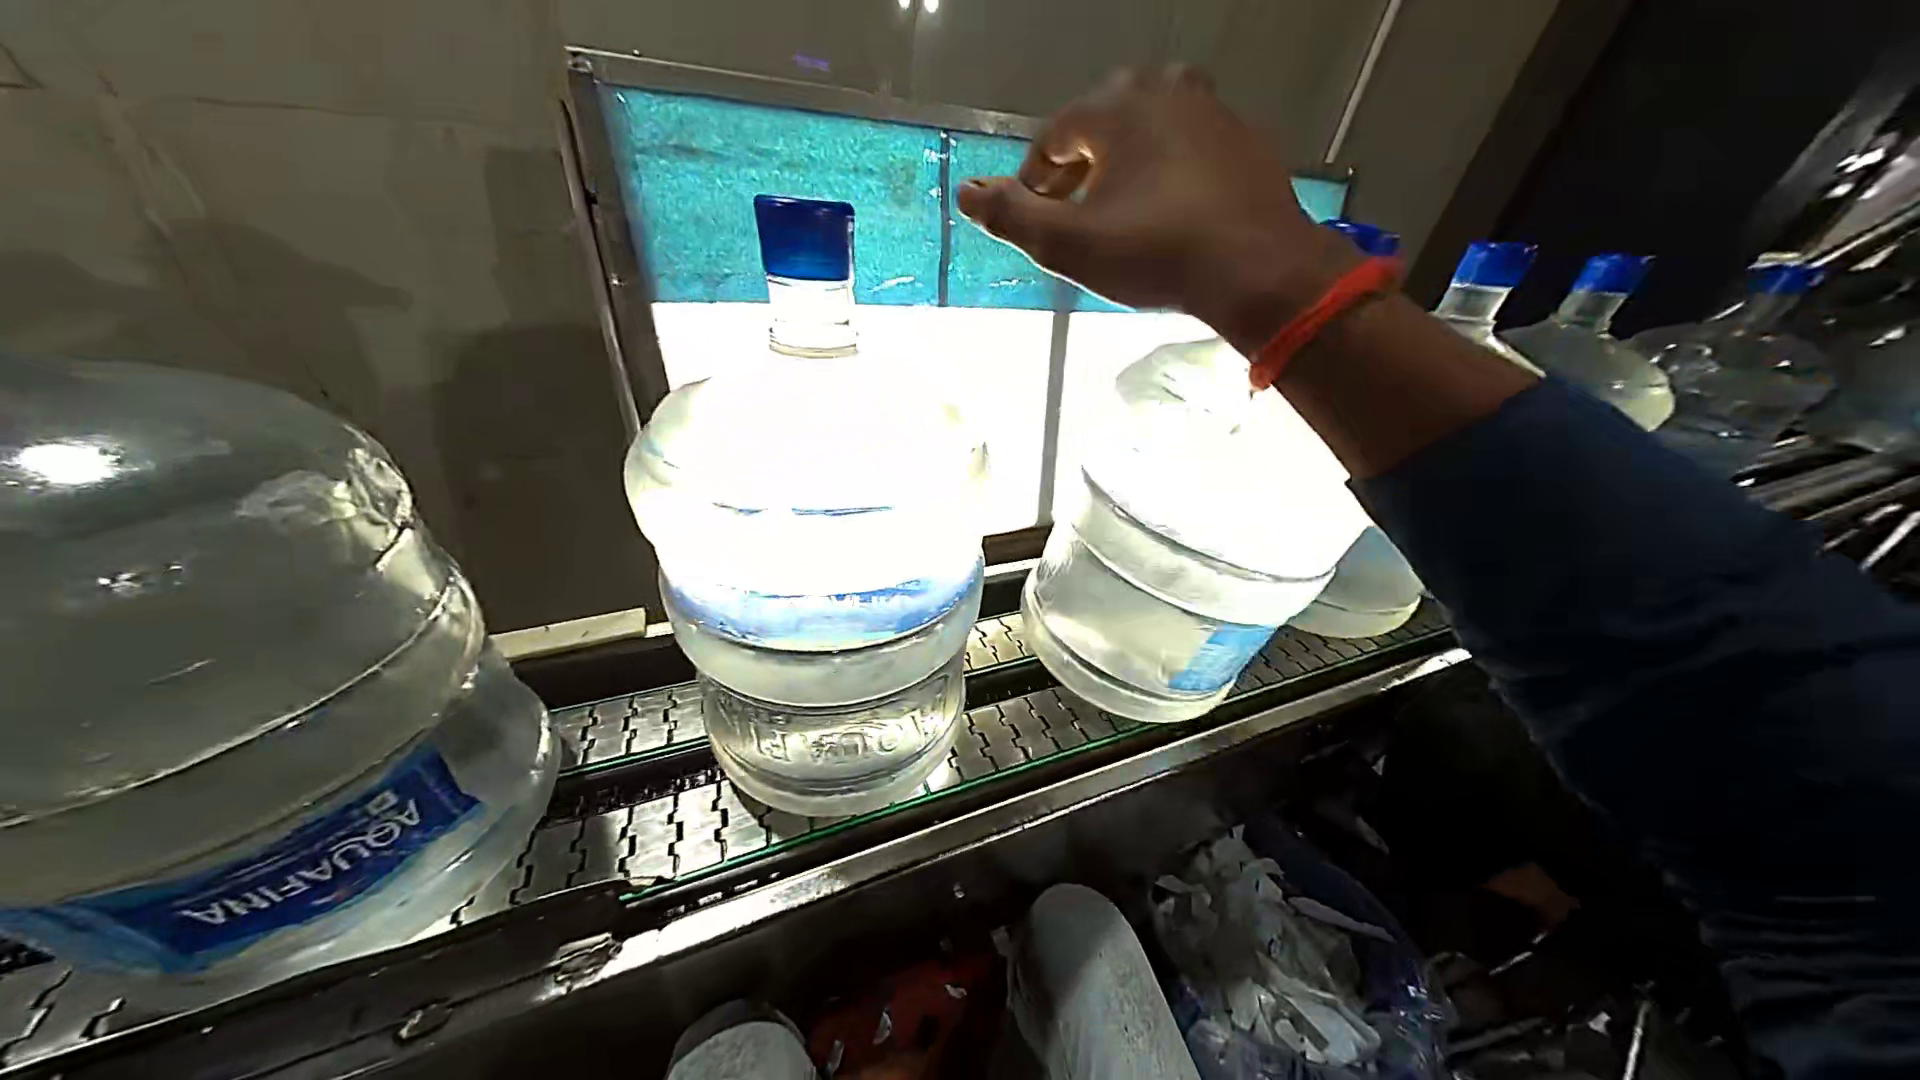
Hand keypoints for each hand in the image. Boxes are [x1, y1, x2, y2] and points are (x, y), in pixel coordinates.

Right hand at [956, 66, 1360, 353]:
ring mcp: (1212, 109)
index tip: (1035, 220)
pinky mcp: (1244, 140)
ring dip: (1122, 167)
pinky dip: (1166, 172)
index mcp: (1116, 108)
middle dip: (1078, 171)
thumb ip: (1012, 218)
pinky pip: (1186, 147)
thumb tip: (966, 194)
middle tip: (1073, 219)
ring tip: (1117, 215)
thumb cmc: (1154, 253)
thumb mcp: (1068, 245)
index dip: (1034, 181)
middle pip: (1100, 127)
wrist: (1255, 268)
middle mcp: (1165, 89)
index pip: (1054, 137)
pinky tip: (1168, 214)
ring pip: (1146, 132)